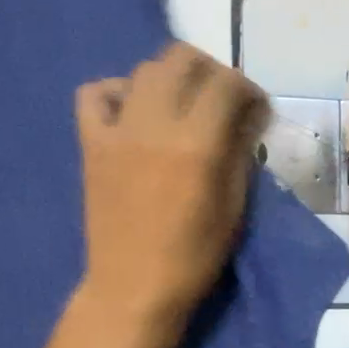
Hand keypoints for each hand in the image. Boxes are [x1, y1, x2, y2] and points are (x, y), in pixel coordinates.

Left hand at [72, 42, 269, 335]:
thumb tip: (249, 116)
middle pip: (183, 59)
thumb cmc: (194, 258)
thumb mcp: (233, 208)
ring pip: (145, 70)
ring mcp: (117, 130)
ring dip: (172, 79)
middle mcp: (155, 125)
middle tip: (223, 101)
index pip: (226, 84)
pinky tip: (134, 113)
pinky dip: (120, 92)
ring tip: (184, 108)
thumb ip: (240, 153)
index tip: (256, 111)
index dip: (248, 90)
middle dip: (211, 72)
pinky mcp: (91, 142)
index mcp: (197, 145)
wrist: (133, 288)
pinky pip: (97, 92)